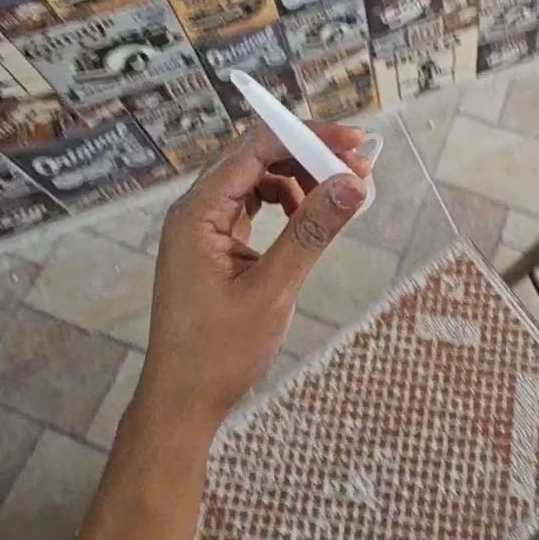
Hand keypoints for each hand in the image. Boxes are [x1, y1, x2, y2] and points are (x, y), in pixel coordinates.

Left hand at [138, 122, 371, 431]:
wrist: (182, 402)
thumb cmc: (218, 353)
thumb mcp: (272, 290)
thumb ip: (311, 233)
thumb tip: (353, 185)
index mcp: (198, 212)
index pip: (255, 149)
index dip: (306, 138)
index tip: (352, 143)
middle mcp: (197, 209)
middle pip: (256, 156)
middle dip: (308, 154)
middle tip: (356, 168)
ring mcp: (205, 225)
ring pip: (258, 178)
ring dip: (300, 177)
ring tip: (339, 195)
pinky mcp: (216, 242)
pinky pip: (255, 203)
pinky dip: (288, 202)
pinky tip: (309, 218)